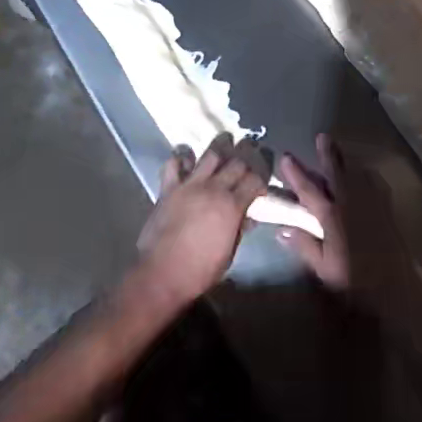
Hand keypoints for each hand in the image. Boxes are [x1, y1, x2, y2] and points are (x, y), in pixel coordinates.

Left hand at [131, 135, 264, 307]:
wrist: (161, 273)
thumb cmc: (199, 270)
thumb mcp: (228, 254)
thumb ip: (239, 230)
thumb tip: (248, 217)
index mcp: (232, 206)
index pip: (254, 180)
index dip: (261, 179)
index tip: (260, 185)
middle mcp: (213, 188)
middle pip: (236, 162)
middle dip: (246, 158)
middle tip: (248, 160)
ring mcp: (189, 185)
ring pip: (209, 155)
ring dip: (219, 149)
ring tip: (224, 147)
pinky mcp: (168, 188)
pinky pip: (174, 163)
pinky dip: (181, 159)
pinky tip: (187, 161)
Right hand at [275, 134, 421, 303]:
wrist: (396, 287)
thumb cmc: (355, 280)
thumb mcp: (323, 268)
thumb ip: (304, 246)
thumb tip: (282, 230)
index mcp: (331, 216)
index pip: (309, 190)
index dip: (296, 173)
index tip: (286, 157)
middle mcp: (351, 202)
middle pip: (337, 172)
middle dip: (328, 154)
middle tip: (322, 136)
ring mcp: (371, 203)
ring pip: (356, 173)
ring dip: (346, 160)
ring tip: (339, 148)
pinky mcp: (386, 209)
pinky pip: (374, 182)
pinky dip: (366, 173)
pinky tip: (364, 172)